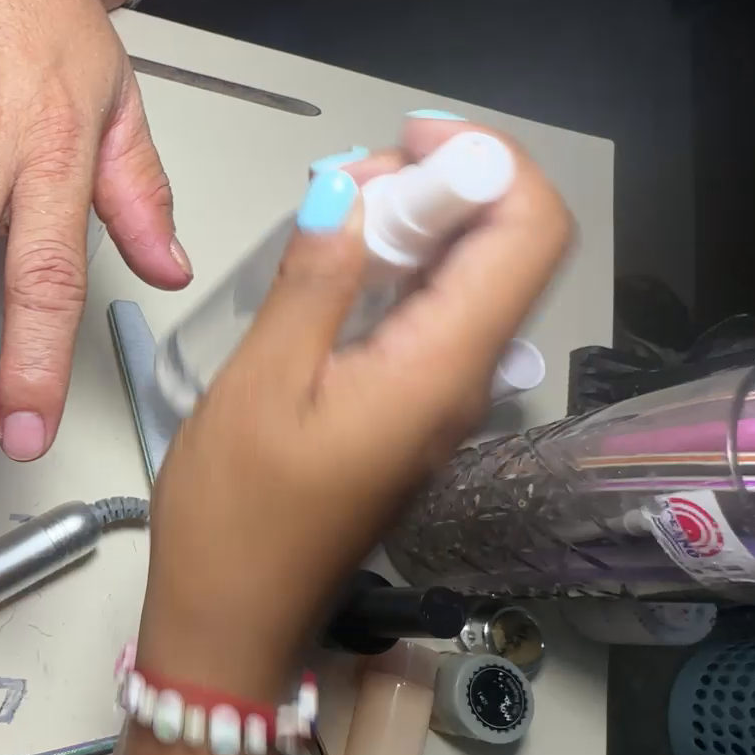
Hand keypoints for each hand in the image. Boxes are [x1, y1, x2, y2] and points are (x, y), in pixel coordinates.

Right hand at [140, 119, 571, 692]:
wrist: (230, 610)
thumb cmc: (233, 511)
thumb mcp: (259, 387)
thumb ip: (312, 286)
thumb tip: (347, 195)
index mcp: (435, 371)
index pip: (524, 234)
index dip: (483, 165)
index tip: (399, 144)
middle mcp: (457, 386)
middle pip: (499, 257)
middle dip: (438, 195)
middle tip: (342, 187)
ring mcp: (430, 411)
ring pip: (458, 294)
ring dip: (410, 239)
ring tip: (328, 225)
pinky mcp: (397, 426)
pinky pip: (419, 333)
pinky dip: (388, 287)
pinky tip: (327, 287)